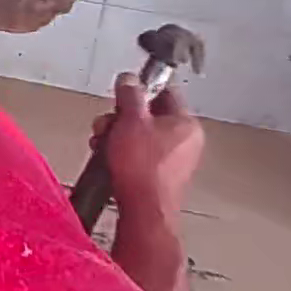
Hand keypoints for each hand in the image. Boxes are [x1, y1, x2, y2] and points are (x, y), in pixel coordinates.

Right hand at [93, 73, 203, 214]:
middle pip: (149, 115)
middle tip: (109, 123)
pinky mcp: (159, 177)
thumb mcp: (131, 120)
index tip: (124, 92)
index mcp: (186, 124)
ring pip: (140, 135)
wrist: (142, 211)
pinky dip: (122, 152)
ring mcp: (173, 161)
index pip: (165, 92)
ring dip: (117, 134)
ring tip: (103, 142)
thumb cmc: (142, 168)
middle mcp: (185, 142)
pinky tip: (108, 156)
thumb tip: (129, 80)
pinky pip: (139, 154)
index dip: (141, 89)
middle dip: (122, 117)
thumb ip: (130, 94)